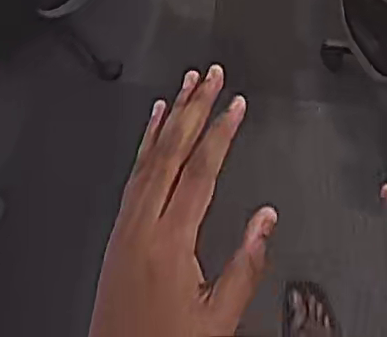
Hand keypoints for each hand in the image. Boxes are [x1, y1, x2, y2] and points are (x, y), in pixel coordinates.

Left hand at [90, 65, 274, 336]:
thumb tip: (267, 218)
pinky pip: (134, 171)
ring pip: (151, 154)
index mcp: (170, 241)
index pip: (200, 169)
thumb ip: (246, 266)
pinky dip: (147, 139)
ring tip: (188, 83)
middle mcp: (143, 224)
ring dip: (172, 114)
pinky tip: (155, 120)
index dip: (221, 131)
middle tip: (213, 75)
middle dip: (195, 106)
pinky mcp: (118, 229)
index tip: (236, 103)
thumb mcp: (218, 321)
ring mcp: (126, 224)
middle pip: (173, 150)